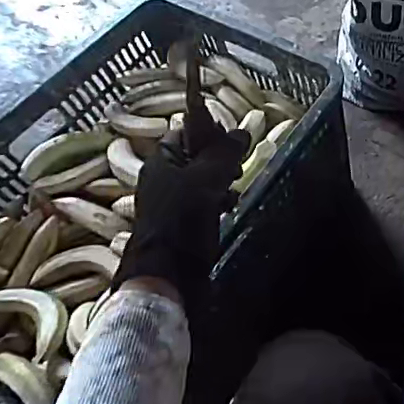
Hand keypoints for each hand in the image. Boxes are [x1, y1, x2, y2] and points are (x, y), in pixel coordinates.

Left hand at [115, 129, 250, 302]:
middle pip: (198, 155)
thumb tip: (242, 132)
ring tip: (237, 184)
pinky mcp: (184, 221)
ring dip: (223, 179)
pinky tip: (230, 206)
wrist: (168, 273)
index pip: (186, 130)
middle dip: (221, 157)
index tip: (232, 139)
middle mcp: (164, 177)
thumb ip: (224, 154)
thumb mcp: (206, 179)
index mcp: (162, 160)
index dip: (209, 130)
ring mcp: (173, 201)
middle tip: (238, 164)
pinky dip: (219, 200)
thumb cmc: (181, 219)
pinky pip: (205, 200)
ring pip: (204, 178)